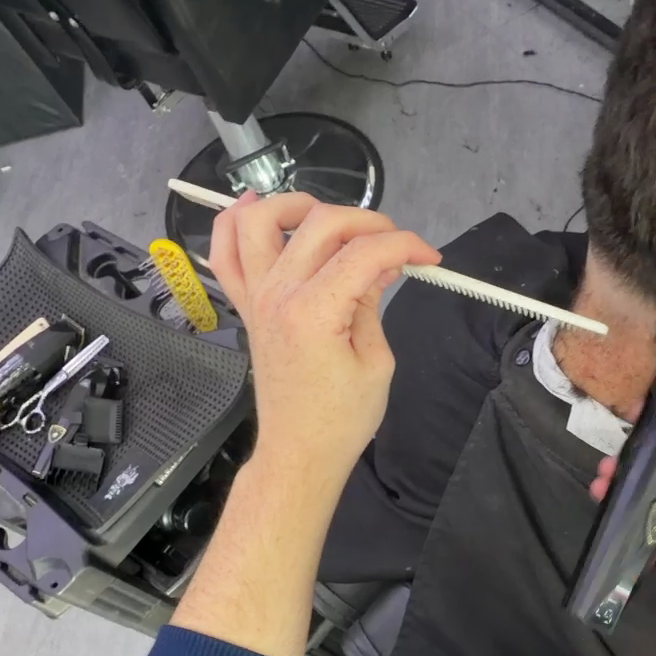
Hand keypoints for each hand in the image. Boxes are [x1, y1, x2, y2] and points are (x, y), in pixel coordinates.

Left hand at [208, 191, 439, 482]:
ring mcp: (256, 297)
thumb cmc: (343, 419)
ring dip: (297, 206)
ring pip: (260, 221)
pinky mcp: (247, 306)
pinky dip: (237, 222)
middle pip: (320, 224)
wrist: (300, 450)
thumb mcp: (376, 363)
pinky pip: (225, 252)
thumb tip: (381, 266)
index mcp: (316, 312)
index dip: (405, 245)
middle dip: (367, 222)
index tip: (430, 257)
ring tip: (330, 220)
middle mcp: (279, 294)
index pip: (364, 254)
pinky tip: (260, 212)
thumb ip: (372, 304)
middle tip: (395, 243)